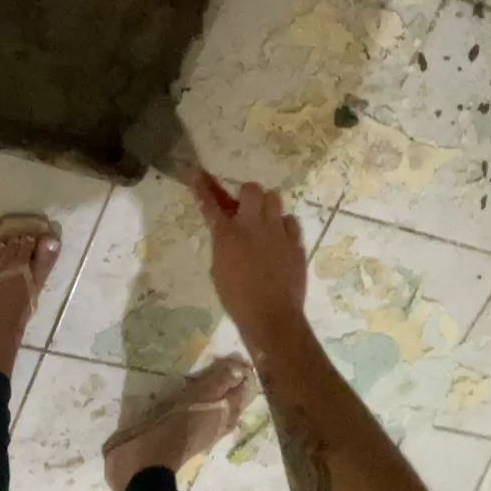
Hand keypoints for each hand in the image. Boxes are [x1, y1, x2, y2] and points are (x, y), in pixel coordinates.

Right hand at [191, 178, 308, 344]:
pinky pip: (291, 222)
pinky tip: (279, 238)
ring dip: (267, 207)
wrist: (272, 317)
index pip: (210, 204)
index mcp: (227, 235)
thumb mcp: (218, 270)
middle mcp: (252, 226)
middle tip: (245, 208)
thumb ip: (223, 245)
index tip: (194, 172)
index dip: (201, 187)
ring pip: (275, 199)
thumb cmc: (237, 299)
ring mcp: (278, 232)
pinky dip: (284, 226)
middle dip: (247, 195)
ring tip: (264, 222)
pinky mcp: (296, 243)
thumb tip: (228, 235)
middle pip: (252, 189)